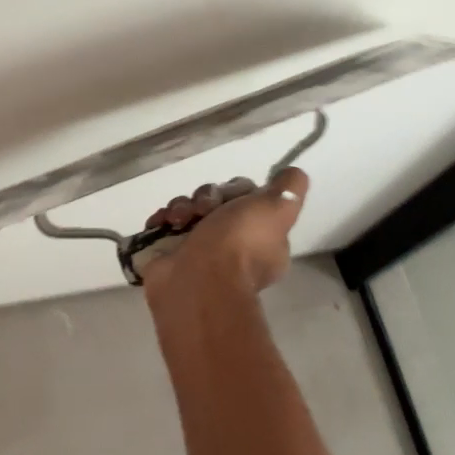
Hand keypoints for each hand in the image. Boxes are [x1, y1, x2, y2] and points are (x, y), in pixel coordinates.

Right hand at [136, 167, 308, 296]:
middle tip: (204, 208)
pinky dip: (162, 220)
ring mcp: (200, 254)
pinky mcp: (172, 256)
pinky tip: (162, 223)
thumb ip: (290, 188)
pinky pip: (166, 225)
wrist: (196, 280)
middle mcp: (233, 249)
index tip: (233, 193)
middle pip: (217, 203)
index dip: (239, 191)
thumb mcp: (279, 209)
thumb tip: (291, 174)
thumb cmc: (239, 244)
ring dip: (182, 206)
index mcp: (262, 241)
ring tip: (179, 219)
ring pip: (190, 211)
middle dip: (207, 197)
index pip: (249, 202)